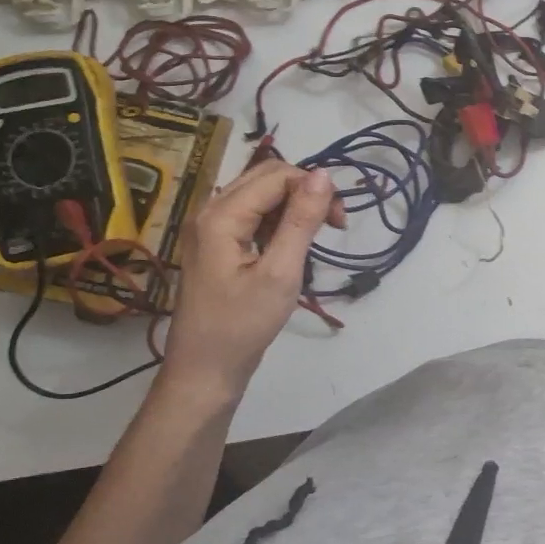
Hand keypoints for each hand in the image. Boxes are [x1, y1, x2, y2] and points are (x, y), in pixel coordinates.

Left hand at [161, 160, 344, 394]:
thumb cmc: (243, 324)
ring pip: (261, 194)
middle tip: (333, 225)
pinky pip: (252, 214)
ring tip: (315, 236)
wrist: (205, 368)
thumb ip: (301, 221)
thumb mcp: (280, 272)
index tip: (339, 222)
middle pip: (266, 177)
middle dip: (306, 191)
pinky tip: (291, 245)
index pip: (277, 176)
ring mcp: (210, 227)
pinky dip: (278, 220)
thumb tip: (324, 175)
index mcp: (221, 216)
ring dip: (294, 206)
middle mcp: (209, 211)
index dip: (314, 189)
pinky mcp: (216, 243)